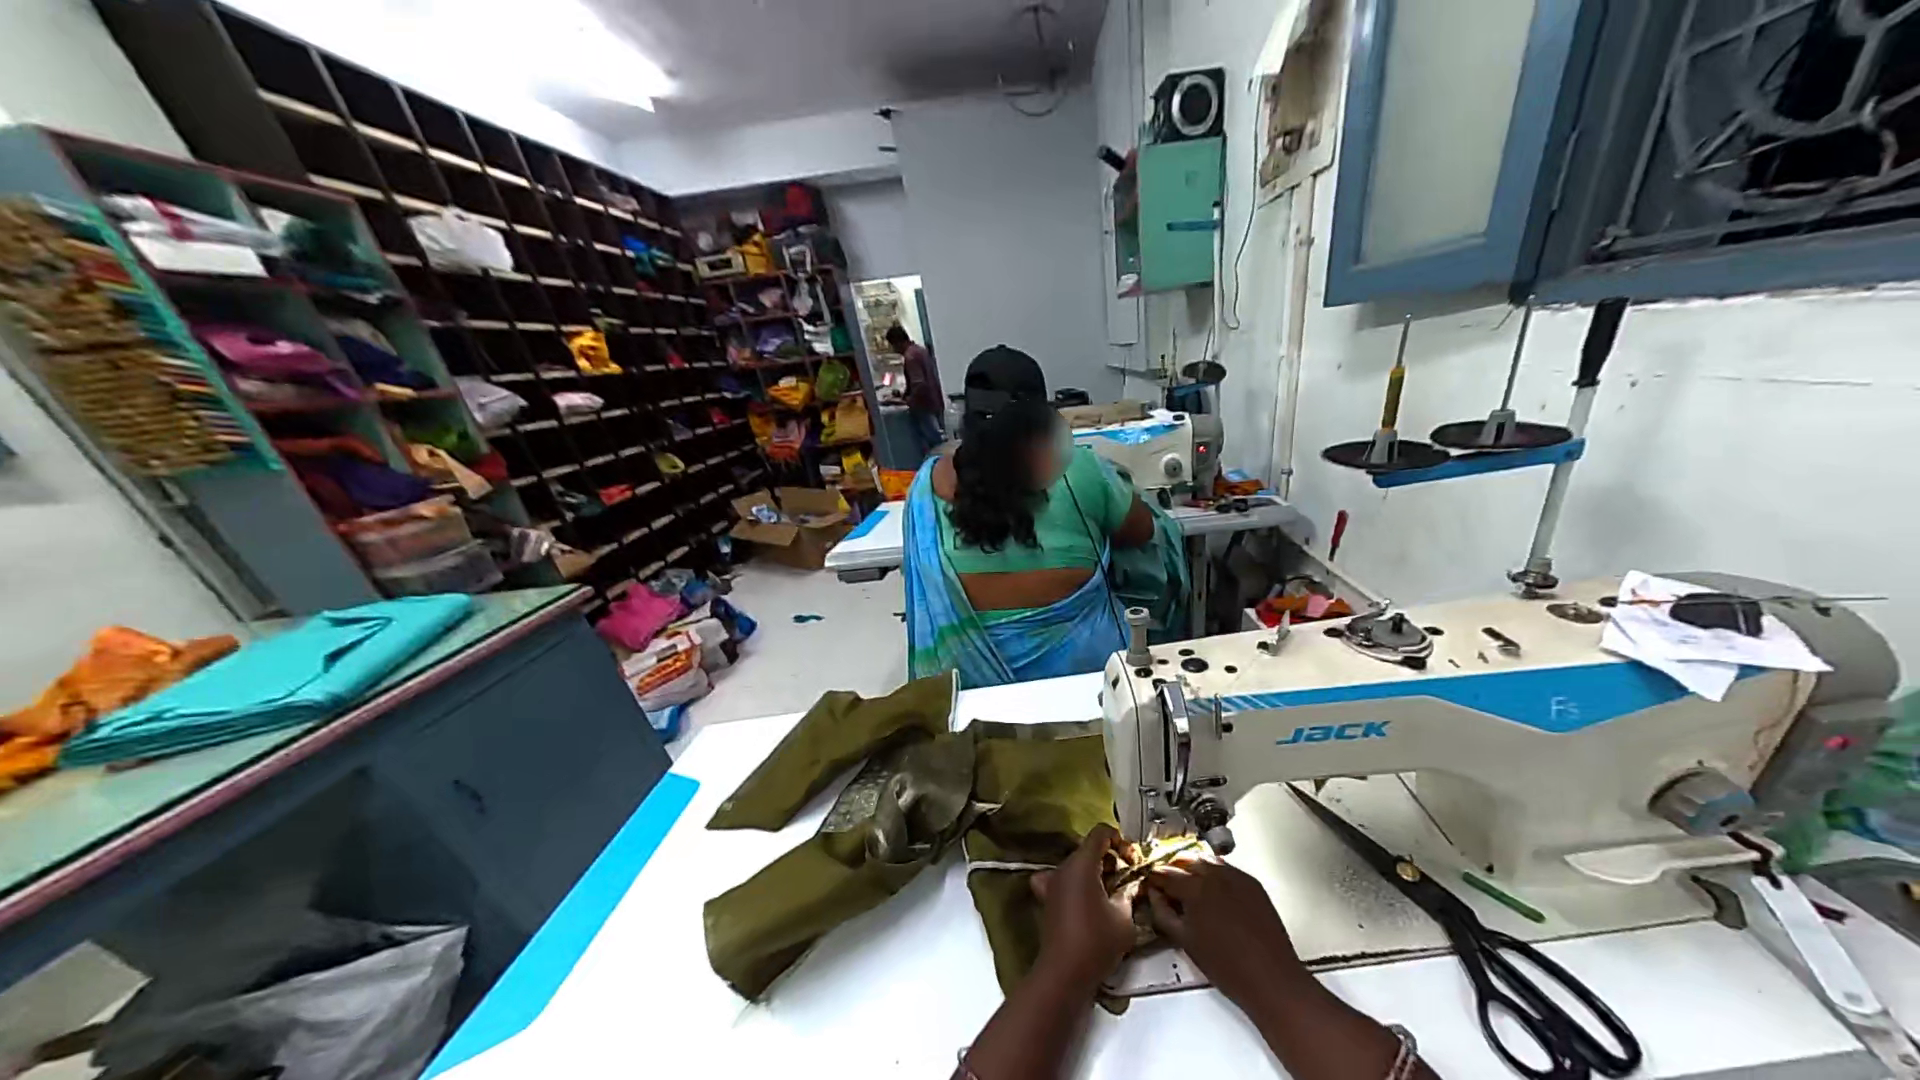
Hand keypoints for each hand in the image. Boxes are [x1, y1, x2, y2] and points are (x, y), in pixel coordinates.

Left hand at [1030, 824, 1138, 990]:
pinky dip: (1076, 884)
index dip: (1120, 840)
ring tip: (1113, 893)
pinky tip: (1086, 899)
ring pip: (1078, 865)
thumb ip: (1129, 893)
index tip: (1133, 861)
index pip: (1100, 833)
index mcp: (1081, 864)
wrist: (1065, 972)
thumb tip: (1132, 885)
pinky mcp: (1048, 898)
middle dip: (1111, 859)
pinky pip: (1063, 880)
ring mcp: (1052, 882)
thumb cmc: (1097, 941)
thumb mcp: (1124, 917)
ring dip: (1096, 872)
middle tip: (1128, 880)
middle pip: (1089, 849)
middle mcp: (1063, 867)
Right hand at [1147, 854, 1311, 1011]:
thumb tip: (1154, 896)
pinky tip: (1214, 891)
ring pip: (1205, 860)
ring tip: (1190, 888)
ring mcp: (1235, 876)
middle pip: (1184, 860)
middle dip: (1172, 870)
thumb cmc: (1226, 966)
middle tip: (1167, 887)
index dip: (1153, 879)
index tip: (1150, 886)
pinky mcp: (1252, 883)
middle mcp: (1213, 874)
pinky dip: (1214, 874)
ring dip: (1193, 868)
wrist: (1271, 979)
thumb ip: (1163, 913)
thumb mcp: (1185, 941)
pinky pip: (1226, 868)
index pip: (1164, 872)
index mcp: (1193, 888)